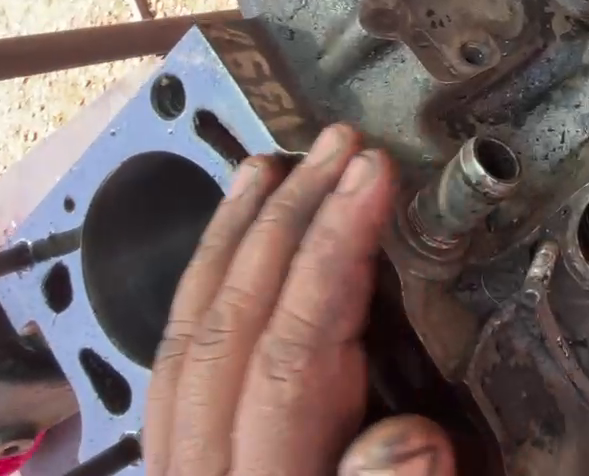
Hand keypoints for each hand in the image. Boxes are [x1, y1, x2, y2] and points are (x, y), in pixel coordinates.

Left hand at [143, 123, 457, 475]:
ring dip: (234, 239)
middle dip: (289, 221)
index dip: (333, 255)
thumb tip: (409, 441)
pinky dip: (206, 285)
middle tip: (344, 144)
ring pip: (188, 339)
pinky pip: (179, 362)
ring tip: (275, 164)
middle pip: (232, 331)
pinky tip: (235, 243)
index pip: (296, 356)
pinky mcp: (190, 469)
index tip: (375, 173)